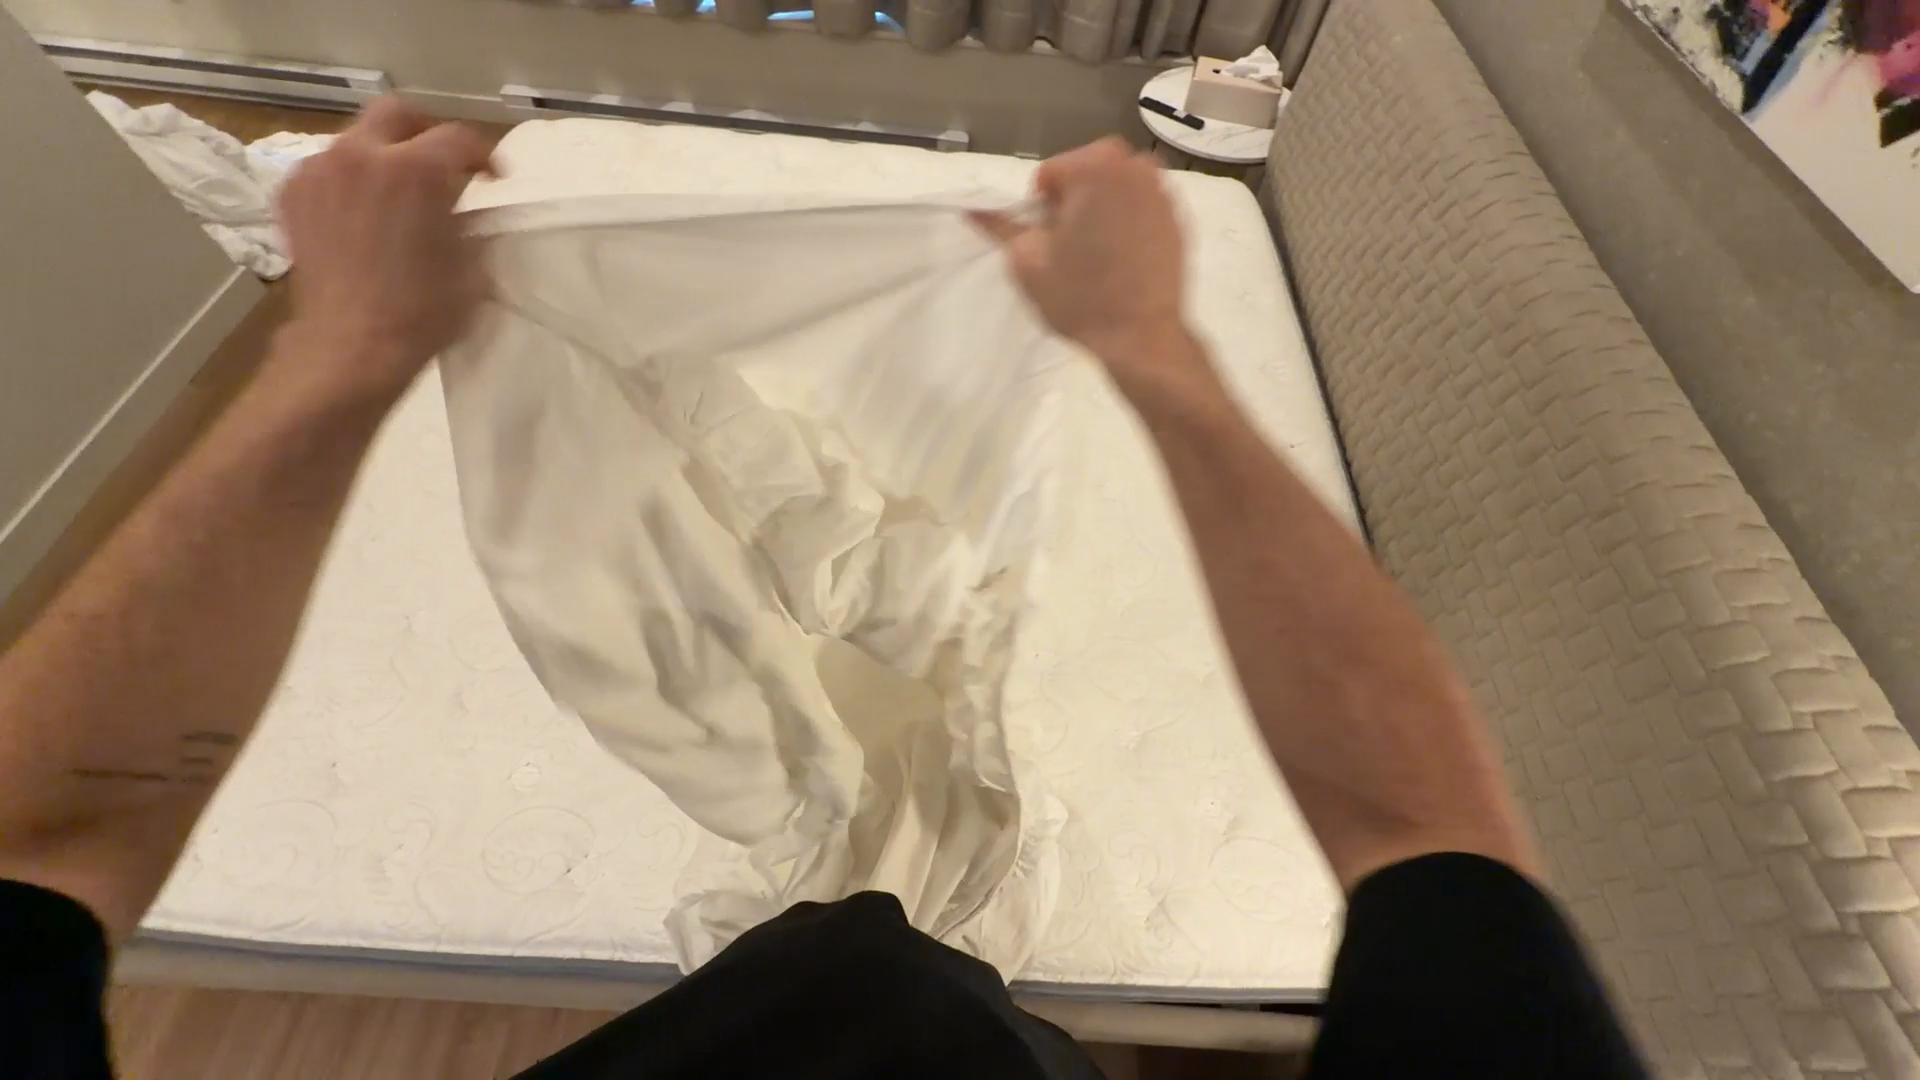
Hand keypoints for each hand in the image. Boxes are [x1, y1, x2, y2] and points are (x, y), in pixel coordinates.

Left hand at [275, 97, 500, 402]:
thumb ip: (470, 224)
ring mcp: (319, 170)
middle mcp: (362, 156)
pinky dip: (355, 181)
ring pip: (360, 139)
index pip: (459, 139)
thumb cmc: (425, 312)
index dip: (485, 157)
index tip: (494, 180)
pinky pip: (330, 168)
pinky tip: (368, 216)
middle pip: (398, 114)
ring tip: (404, 196)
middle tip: (447, 166)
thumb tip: (469, 210)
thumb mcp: (471, 267)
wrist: (353, 343)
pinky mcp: (294, 193)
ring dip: (389, 158)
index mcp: (416, 172)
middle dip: (428, 134)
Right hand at [975, 139, 1204, 390]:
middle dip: (1073, 207)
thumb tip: (973, 210)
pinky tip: (1123, 265)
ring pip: (1115, 193)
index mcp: (1095, 165)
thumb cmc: (1080, 298)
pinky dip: (1128, 228)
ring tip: (1098, 260)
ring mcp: (1164, 192)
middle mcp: (1136, 166)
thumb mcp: (1028, 263)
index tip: (1049, 245)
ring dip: (1101, 215)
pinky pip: (1141, 213)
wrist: (1141, 338)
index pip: (1049, 175)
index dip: (1041, 211)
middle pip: (1086, 177)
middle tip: (1070, 254)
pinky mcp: (1179, 221)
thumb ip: (1000, 227)